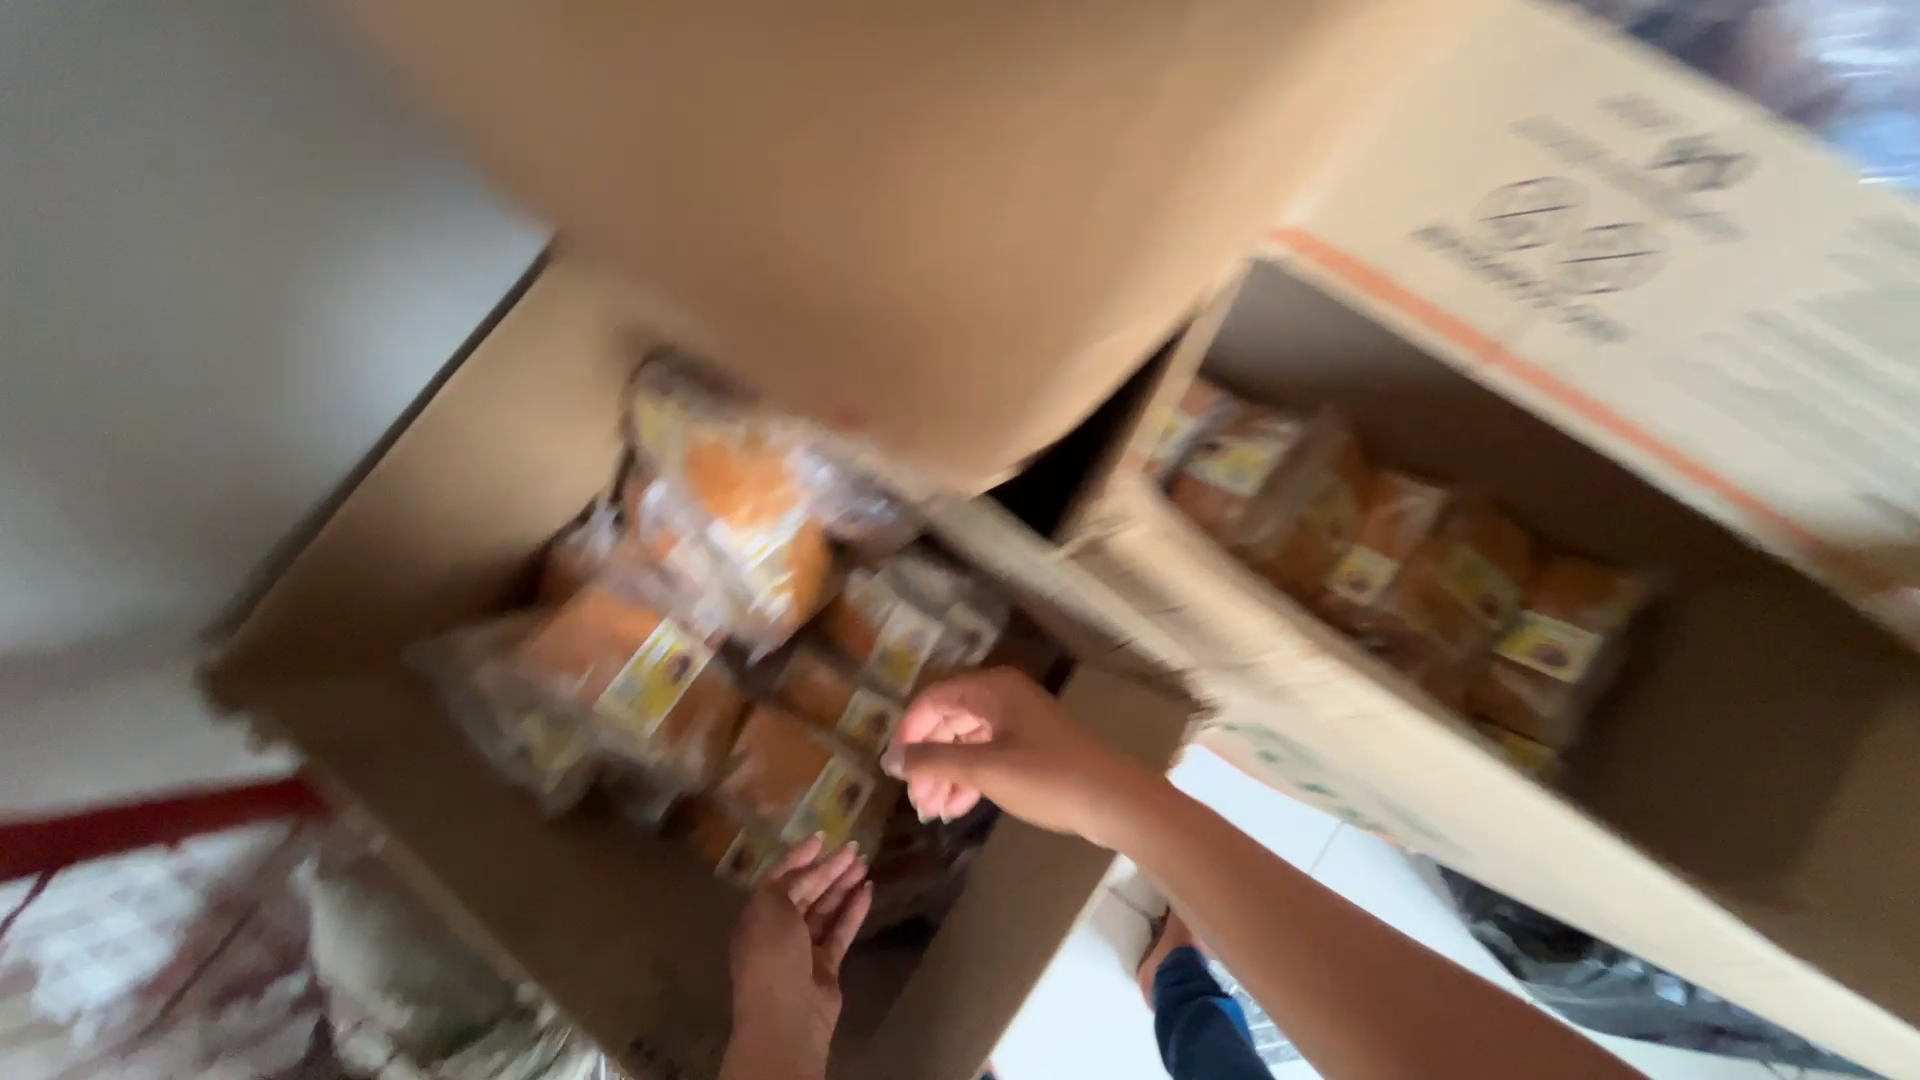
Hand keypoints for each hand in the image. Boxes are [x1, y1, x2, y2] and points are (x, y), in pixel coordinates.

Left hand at [724, 836, 872, 1076]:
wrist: (787, 1016)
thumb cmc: (772, 954)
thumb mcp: (769, 907)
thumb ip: (786, 882)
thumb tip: (806, 867)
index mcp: (758, 916)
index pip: (780, 878)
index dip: (799, 856)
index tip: (823, 837)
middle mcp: (778, 931)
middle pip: (806, 892)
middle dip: (828, 869)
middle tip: (853, 847)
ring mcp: (803, 950)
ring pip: (825, 910)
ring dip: (843, 885)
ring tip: (864, 863)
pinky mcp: (825, 966)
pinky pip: (840, 931)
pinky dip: (854, 910)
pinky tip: (868, 890)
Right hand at [880, 667, 1157, 844]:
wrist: (1114, 800)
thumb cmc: (1047, 777)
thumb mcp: (985, 769)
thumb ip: (934, 761)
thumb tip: (892, 758)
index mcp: (992, 689)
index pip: (933, 699)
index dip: (909, 731)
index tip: (894, 769)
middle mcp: (1003, 697)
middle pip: (948, 720)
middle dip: (928, 759)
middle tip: (916, 800)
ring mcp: (1018, 722)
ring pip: (967, 741)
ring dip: (946, 774)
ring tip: (933, 812)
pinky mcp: (1030, 747)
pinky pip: (987, 755)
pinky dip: (969, 778)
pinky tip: (956, 808)